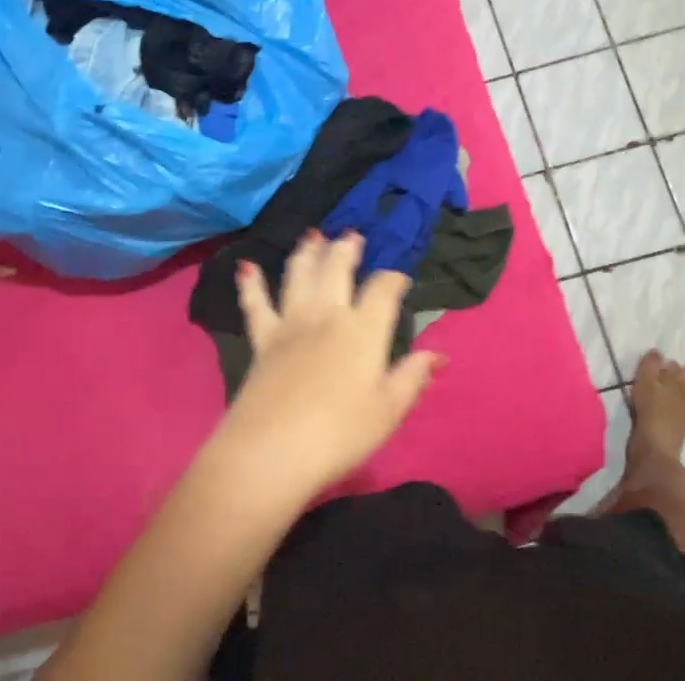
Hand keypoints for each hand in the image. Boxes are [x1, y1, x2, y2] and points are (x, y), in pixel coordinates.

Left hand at [215, 231, 443, 493]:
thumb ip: (411, 378)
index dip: (393, 278)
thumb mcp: (388, 411)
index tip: (399, 276)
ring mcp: (291, 324)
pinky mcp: (262, 340)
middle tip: (352, 235)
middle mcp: (327, 316)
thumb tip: (437, 355)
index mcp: (364, 331)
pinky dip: (251, 284)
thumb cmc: (340, 434)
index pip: (383, 291)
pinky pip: (255, 304)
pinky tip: (246, 267)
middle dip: (347, 249)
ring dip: (307, 253)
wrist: (273, 449)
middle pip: (337, 270)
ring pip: (299, 276)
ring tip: (313, 235)